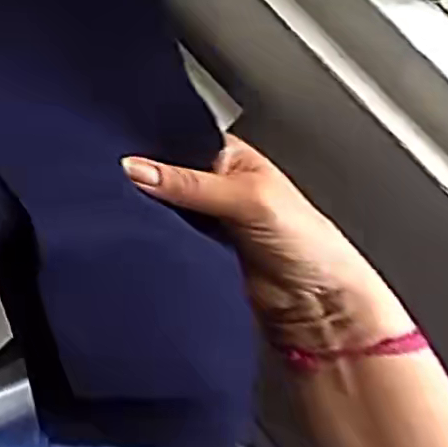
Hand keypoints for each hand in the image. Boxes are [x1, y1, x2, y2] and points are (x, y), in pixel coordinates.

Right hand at [124, 134, 413, 351]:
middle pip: (159, 166)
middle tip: (128, 177)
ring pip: (153, 195)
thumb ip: (189, 182)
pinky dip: (147, 223)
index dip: (149, 140)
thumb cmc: (315, 249)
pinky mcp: (188, 236)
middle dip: (143, 173)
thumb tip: (131, 167)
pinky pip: (155, 222)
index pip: (175, 135)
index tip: (123, 149)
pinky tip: (142, 221)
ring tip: (136, 202)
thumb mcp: (249, 199)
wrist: (325, 311)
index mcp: (229, 154)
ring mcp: (199, 208)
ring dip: (145, 201)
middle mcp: (211, 178)